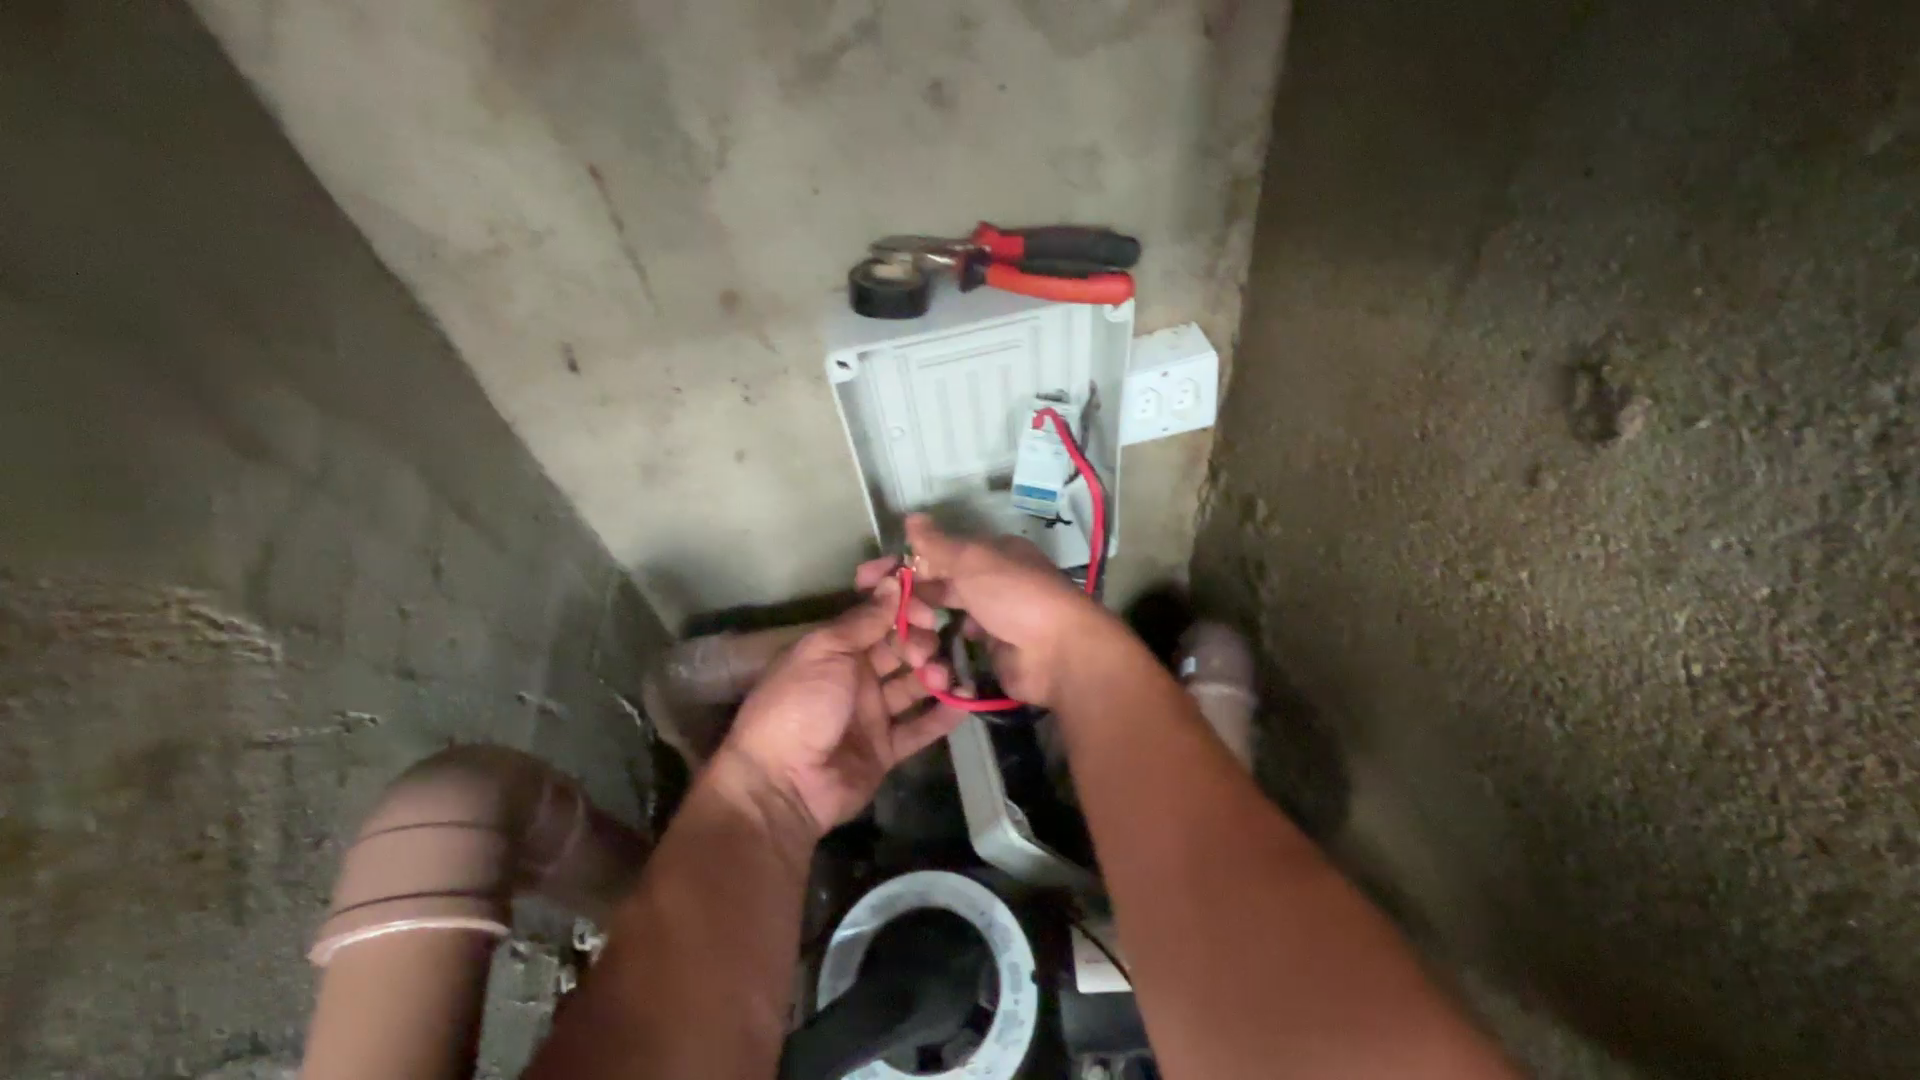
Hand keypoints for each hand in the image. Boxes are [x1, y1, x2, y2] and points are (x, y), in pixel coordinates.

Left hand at [716, 573, 961, 836]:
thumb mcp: (825, 651)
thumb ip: (864, 619)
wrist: (782, 782)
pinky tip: (964, 701)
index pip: (878, 619)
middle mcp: (855, 677)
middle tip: (925, 652)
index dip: (904, 610)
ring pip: (913, 686)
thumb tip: (894, 581)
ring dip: (933, 676)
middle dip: (920, 644)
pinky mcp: (886, 749)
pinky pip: (920, 728)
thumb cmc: (799, 704)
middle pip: (900, 650)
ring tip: (941, 678)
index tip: (927, 609)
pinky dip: (942, 716)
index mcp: (835, 649)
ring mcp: (872, 714)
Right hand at [899, 514, 1115, 707]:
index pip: (940, 557)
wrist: (1059, 653)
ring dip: (924, 641)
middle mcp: (992, 587)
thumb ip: (938, 544)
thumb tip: (911, 517)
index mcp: (992, 557)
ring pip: (944, 628)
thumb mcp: (974, 560)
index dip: (907, 568)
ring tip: (919, 654)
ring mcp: (993, 624)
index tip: (873, 582)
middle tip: (902, 622)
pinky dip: (944, 665)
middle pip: (939, 593)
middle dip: (914, 608)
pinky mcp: (992, 659)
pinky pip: (958, 658)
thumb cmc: (1015, 595)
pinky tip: (934, 671)